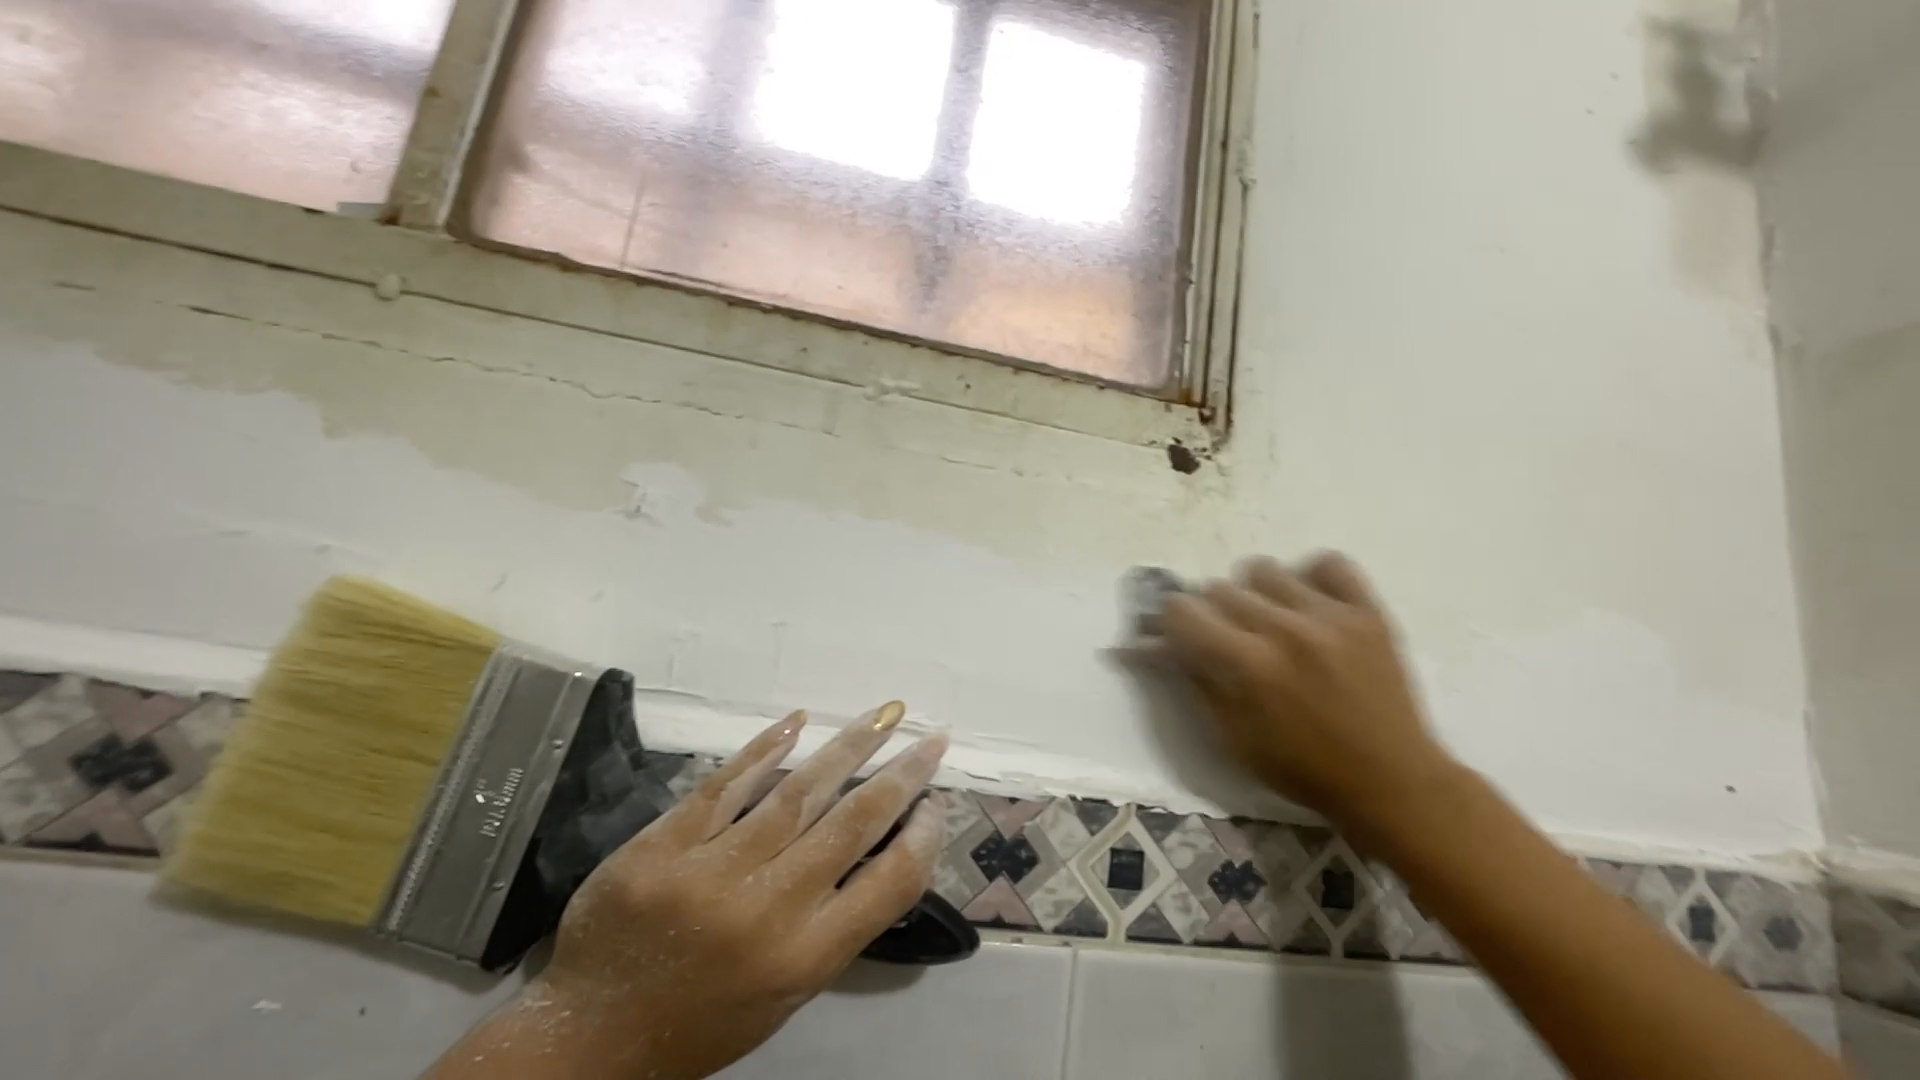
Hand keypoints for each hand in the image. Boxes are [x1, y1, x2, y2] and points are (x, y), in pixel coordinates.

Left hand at [429, 703, 948, 1079]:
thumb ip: (833, 924)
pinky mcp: (663, 845)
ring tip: (881, 716)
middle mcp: (768, 909)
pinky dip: (765, 750)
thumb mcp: (786, 993)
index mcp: (805, 956)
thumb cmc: (702, 1023)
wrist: (592, 1036)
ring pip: (796, 792)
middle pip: (852, 824)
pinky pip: (725, 785)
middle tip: (932, 738)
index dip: (924, 837)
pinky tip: (798, 723)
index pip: (889, 883)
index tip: (937, 802)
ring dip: (846, 748)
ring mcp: (712, 871)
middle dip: (900, 775)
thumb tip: (877, 849)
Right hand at [1158, 553, 1456, 836]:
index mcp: (1247, 664)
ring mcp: (1331, 616)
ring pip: (1266, 570)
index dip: (1173, 623)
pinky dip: (1312, 579)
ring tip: (1272, 623)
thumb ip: (1193, 679)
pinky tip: (1311, 607)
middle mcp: (1285, 630)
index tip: (1183, 637)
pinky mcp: (1368, 612)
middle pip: (1220, 588)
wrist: (1390, 780)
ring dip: (1257, 594)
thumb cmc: (1301, 768)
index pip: (1182, 611)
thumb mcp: (1232, 736)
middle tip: (1231, 641)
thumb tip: (1151, 643)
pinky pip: (1330, 564)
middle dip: (1214, 614)